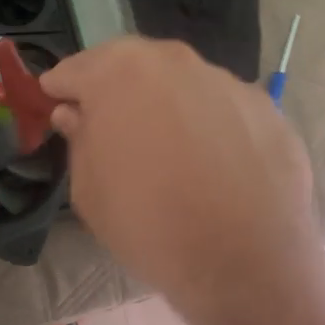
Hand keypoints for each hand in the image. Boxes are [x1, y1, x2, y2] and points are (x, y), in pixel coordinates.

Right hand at [40, 37, 316, 298]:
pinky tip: (213, 166)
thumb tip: (76, 115)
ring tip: (168, 150)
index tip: (56, 104)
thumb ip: (80, 140)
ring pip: (184, 86)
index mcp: (121, 73)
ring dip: (169, 107)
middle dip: (117, 90)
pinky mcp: (268, 110)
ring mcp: (229, 82)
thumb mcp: (89, 190)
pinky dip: (213, 128)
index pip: (76, 69)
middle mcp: (177, 62)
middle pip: (135, 67)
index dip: (62, 89)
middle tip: (110, 124)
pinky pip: (225, 112)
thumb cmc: (147, 224)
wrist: (243, 261)